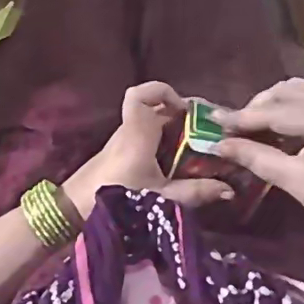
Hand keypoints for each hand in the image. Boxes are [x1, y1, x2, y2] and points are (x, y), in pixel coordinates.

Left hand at [61, 82, 235, 217]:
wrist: (75, 212)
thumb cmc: (116, 200)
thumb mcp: (160, 199)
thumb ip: (194, 192)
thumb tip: (229, 190)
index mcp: (136, 134)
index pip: (140, 95)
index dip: (163, 92)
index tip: (185, 110)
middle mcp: (128, 131)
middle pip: (153, 107)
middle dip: (179, 113)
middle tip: (204, 130)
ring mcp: (122, 141)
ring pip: (149, 121)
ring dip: (172, 128)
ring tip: (196, 146)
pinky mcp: (119, 153)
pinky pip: (145, 136)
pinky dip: (162, 141)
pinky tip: (177, 161)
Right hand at [211, 78, 303, 246]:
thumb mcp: (296, 181)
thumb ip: (257, 158)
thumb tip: (220, 145)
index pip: (276, 109)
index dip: (241, 116)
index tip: (211, 122)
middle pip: (286, 92)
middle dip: (255, 107)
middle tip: (230, 127)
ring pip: (296, 94)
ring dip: (270, 106)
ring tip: (249, 126)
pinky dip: (284, 112)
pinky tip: (271, 129)